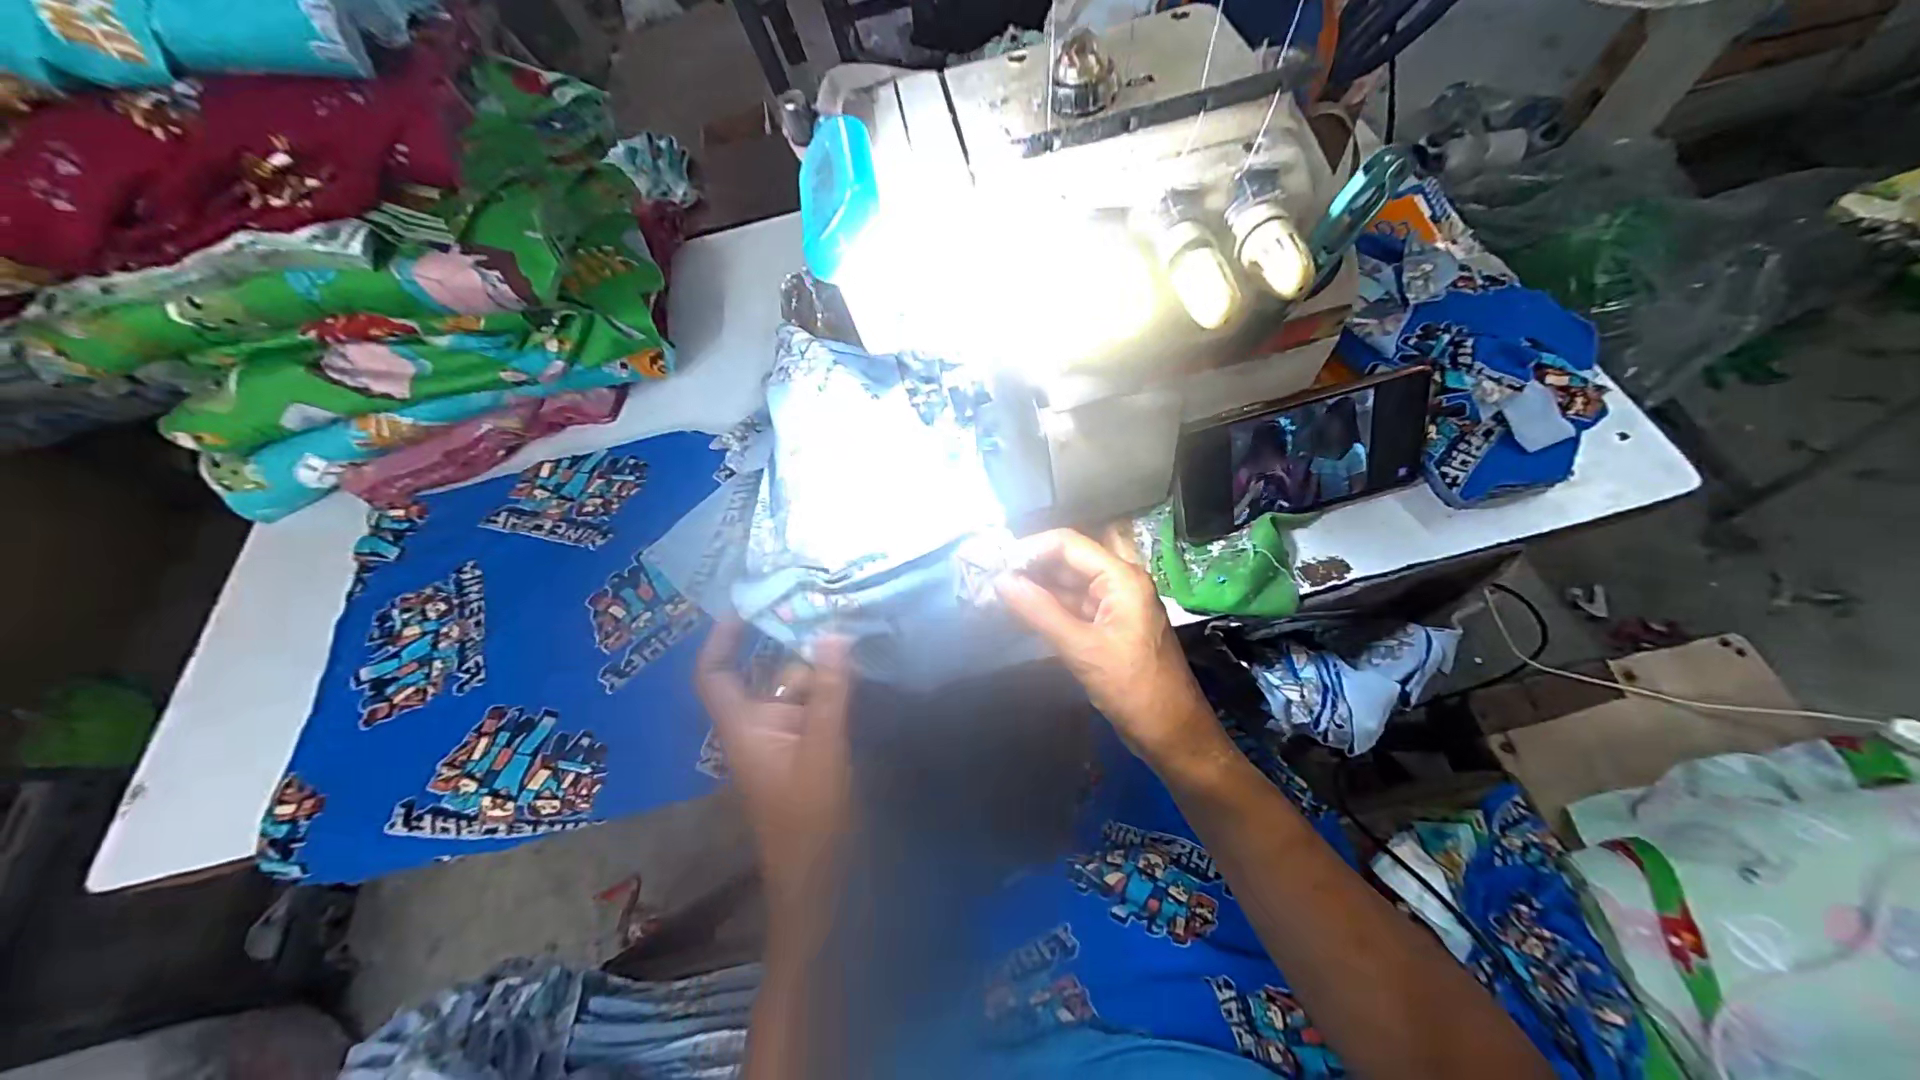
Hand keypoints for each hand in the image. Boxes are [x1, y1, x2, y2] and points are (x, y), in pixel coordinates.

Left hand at [695, 619, 853, 937]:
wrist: (818, 875)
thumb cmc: (808, 818)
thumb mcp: (822, 749)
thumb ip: (828, 692)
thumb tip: (832, 634)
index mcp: (743, 726)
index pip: (714, 674)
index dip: (722, 640)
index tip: (745, 607)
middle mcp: (757, 726)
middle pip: (766, 672)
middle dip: (792, 647)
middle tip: (827, 612)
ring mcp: (783, 738)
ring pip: (795, 688)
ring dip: (817, 667)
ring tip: (849, 637)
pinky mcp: (804, 748)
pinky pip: (812, 706)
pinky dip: (828, 688)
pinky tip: (854, 671)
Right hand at [994, 529, 1225, 768]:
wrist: (1171, 732)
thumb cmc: (1133, 688)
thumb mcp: (1081, 649)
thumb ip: (1039, 611)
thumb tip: (1001, 582)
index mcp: (1122, 578)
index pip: (1069, 544)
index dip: (1030, 549)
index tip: (996, 564)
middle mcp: (1119, 584)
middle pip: (1068, 562)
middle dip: (1030, 568)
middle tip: (991, 580)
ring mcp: (1114, 607)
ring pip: (1068, 586)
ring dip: (1036, 589)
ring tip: (998, 596)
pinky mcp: (1107, 628)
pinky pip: (1073, 608)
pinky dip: (1048, 609)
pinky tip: (1020, 614)